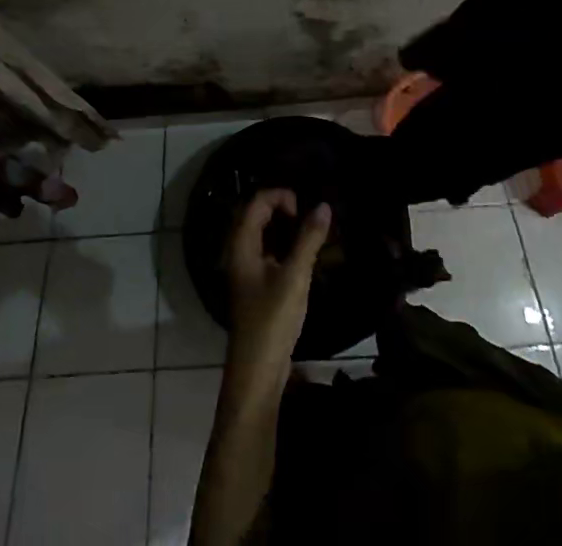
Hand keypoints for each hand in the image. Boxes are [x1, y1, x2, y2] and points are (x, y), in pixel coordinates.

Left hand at [224, 189, 330, 380]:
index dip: (279, 196)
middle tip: (310, 214)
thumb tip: (323, 206)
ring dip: (283, 227)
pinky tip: (304, 254)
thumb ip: (308, 240)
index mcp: (240, 244)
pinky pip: (267, 252)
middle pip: (255, 215)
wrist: (257, 365)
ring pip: (262, 234)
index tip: (305, 205)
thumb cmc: (272, 318)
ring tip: (312, 229)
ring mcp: (245, 268)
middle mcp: (238, 251)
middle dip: (281, 207)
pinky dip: (283, 245)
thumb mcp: (294, 276)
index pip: (255, 203)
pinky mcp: (255, 283)